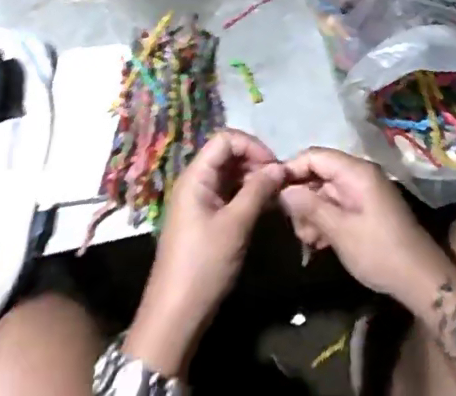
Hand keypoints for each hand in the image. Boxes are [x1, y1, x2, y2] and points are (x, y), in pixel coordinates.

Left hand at [126, 130, 285, 376]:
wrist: (175, 316)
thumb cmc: (203, 265)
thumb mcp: (235, 226)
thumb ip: (258, 191)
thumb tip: (279, 167)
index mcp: (195, 177)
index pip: (225, 139)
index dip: (252, 146)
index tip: (275, 166)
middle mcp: (195, 182)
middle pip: (228, 155)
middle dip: (256, 162)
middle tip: (280, 183)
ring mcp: (198, 201)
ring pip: (230, 176)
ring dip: (254, 180)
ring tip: (276, 196)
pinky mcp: (204, 219)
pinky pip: (228, 195)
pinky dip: (247, 196)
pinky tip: (264, 209)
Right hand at [278, 148, 449, 298]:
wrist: (420, 279)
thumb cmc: (379, 251)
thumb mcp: (340, 231)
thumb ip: (310, 206)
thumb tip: (282, 190)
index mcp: (356, 171)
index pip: (315, 156)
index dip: (292, 169)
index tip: (271, 191)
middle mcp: (359, 175)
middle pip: (319, 174)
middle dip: (301, 198)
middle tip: (292, 226)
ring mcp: (363, 193)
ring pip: (325, 193)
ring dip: (311, 213)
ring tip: (307, 241)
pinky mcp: (365, 210)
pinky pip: (337, 206)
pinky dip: (324, 220)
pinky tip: (318, 244)